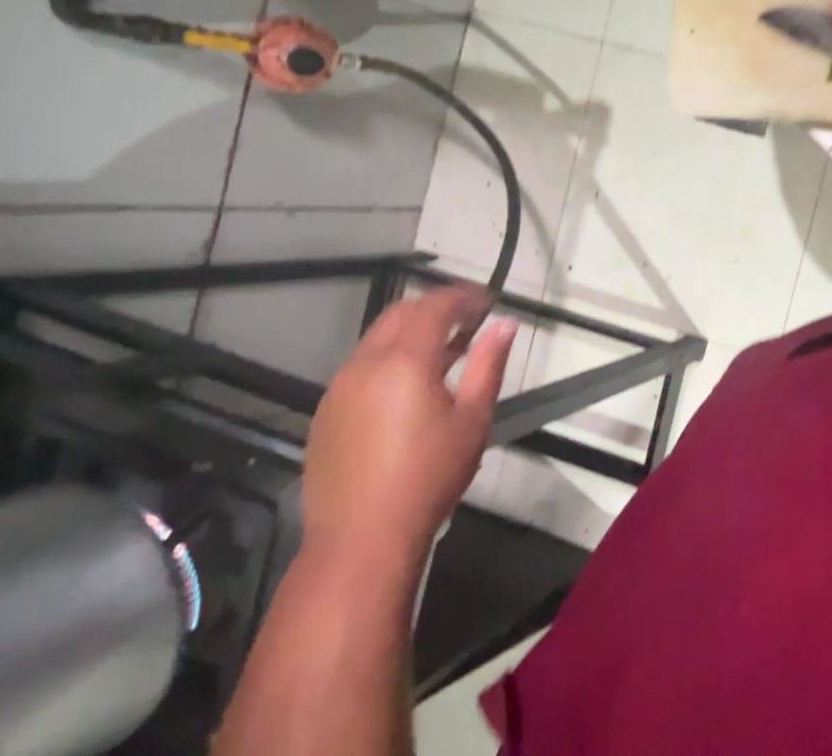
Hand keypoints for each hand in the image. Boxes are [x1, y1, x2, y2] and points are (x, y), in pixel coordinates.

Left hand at [302, 287, 518, 562]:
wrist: (362, 533)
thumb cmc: (430, 474)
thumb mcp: (473, 419)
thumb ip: (489, 365)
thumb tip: (504, 324)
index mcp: (404, 362)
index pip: (432, 308)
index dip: (461, 296)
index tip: (487, 298)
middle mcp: (364, 365)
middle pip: (398, 315)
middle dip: (434, 307)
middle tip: (469, 316)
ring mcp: (339, 388)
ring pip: (376, 340)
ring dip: (411, 333)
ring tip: (447, 350)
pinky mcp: (327, 411)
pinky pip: (361, 368)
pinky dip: (390, 359)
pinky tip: (411, 385)